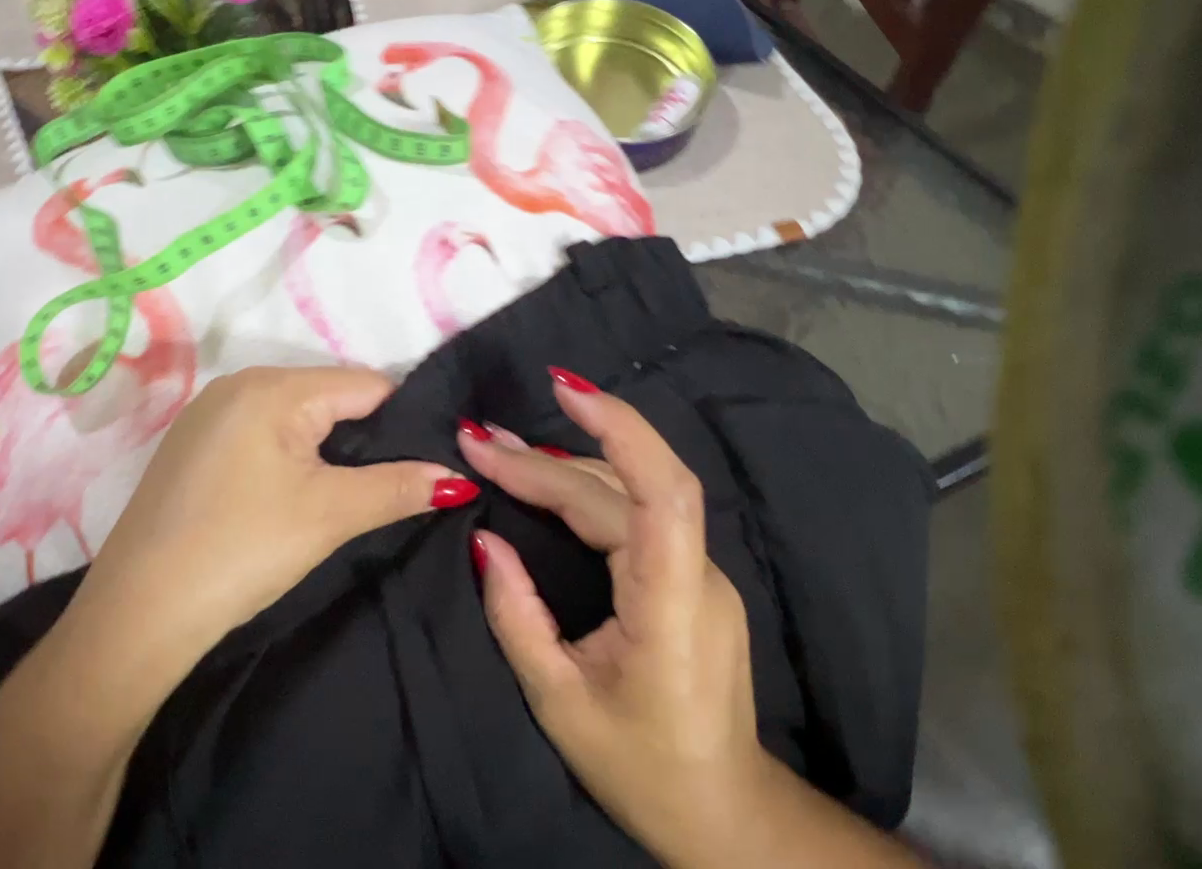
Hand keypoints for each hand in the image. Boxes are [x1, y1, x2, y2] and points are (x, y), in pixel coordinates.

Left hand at [72, 366, 469, 676]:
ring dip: (329, 450)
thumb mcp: (331, 515)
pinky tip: (293, 498)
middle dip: (368, 437)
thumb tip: (458, 477)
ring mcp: (208, 415)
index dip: (406, 422)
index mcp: (273, 387)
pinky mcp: (192, 447)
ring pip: (295, 418)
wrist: (140, 610)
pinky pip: (261, 435)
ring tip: (352, 494)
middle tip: (397, 485)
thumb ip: (399, 487)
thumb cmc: (243, 549)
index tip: (432, 462)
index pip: (366, 386)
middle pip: (330, 397)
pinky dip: (290, 457)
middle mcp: (238, 384)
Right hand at [461, 374, 761, 860]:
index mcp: (673, 604)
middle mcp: (696, 575)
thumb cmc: (641, 768)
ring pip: (632, 496)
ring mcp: (698, 574)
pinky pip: (636, 517)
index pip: (661, 493)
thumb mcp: (559, 700)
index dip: (620, 431)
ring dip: (566, 465)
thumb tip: (484, 540)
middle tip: (480, 441)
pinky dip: (585, 491)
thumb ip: (518, 615)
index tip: (563, 391)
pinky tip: (543, 482)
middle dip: (549, 458)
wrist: (721, 809)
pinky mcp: (688, 579)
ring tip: (499, 451)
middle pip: (626, 490)